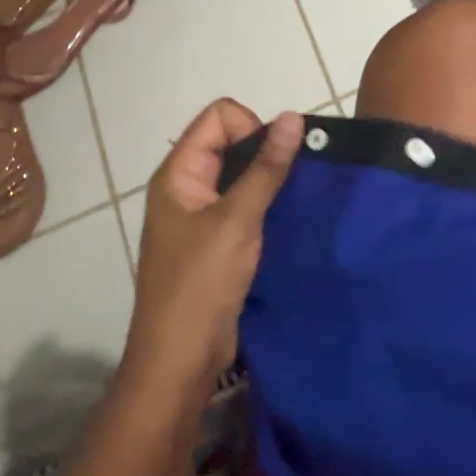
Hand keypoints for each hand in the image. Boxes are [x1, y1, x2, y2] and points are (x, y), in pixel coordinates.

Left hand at [122, 99, 303, 399]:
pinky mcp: (218, 242)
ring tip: (296, 201)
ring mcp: (201, 216)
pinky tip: (289, 221)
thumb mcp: (237, 220)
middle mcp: (187, 188)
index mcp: (179, 174)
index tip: (274, 160)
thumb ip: (267, 168)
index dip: (252, 127)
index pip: (219, 117)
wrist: (180, 359)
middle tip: (292, 182)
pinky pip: (246, 205)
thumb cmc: (200, 284)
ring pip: (243, 176)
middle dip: (267, 152)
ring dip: (271, 181)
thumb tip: (292, 116)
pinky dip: (268, 206)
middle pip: (232, 142)